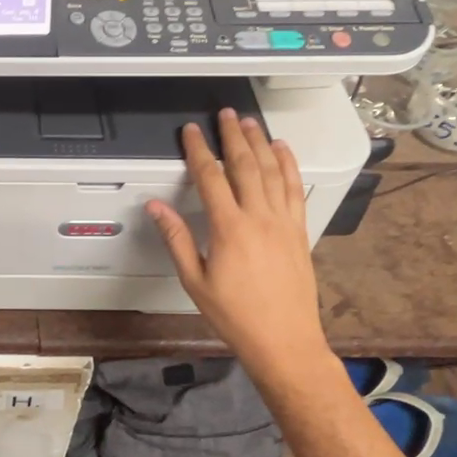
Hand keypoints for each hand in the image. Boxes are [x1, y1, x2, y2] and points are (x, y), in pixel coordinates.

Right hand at [146, 109, 329, 381]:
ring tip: (251, 123)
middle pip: (245, 165)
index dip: (198, 150)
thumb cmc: (236, 316)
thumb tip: (157, 208)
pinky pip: (295, 189)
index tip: (191, 132)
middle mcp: (260, 219)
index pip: (210, 177)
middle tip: (226, 115)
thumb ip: (176, 238)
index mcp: (230, 229)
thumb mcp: (194, 280)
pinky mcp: (300, 232)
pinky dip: (289, 166)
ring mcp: (284, 223)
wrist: (284, 341)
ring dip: (261, 143)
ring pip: (273, 171)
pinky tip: (284, 151)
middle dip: (233, 136)